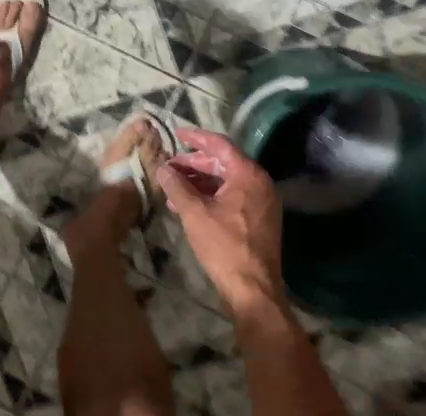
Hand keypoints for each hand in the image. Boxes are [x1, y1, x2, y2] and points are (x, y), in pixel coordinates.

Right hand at [156, 128, 286, 320]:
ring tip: (174, 189)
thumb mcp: (194, 213)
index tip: (176, 134)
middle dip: (194, 164)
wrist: (253, 290)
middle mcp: (260, 183)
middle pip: (223, 163)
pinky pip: (234, 197)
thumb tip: (162, 168)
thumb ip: (177, 186)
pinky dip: (212, 196)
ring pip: (227, 181)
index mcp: (248, 174)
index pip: (220, 145)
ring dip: (200, 182)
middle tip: (170, 167)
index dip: (196, 138)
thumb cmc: (224, 246)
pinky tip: (189, 205)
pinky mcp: (261, 219)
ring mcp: (263, 202)